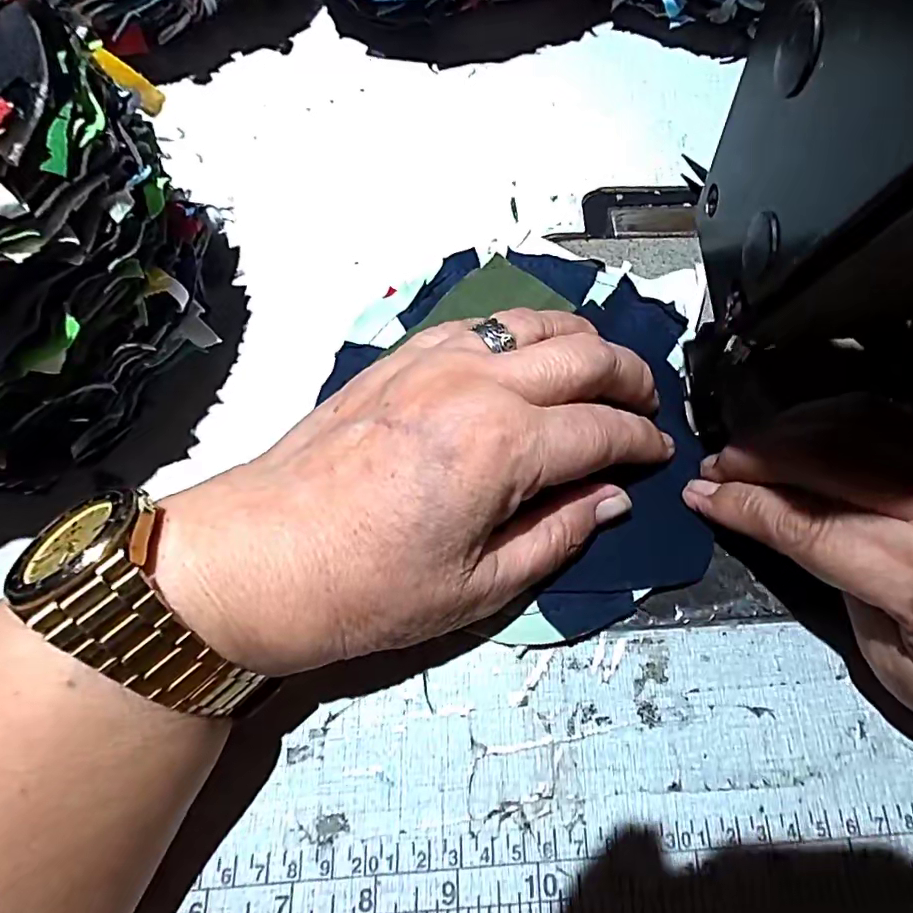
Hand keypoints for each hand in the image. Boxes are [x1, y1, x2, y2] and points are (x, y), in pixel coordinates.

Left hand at [151, 309, 673, 676]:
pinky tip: (532, 356)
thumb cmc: (368, 589)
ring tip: (604, 372)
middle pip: (586, 357)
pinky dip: (527, 332)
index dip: (643, 441)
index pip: (603, 429)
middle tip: (649, 405)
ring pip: (539, 324)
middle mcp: (479, 385)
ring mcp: (438, 361)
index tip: (660, 453)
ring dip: (586, 344)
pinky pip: (485, 323)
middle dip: (632, 378)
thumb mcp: (482, 586)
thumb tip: (613, 497)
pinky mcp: (404, 357)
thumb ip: (561, 533)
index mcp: (504, 446)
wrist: (251, 560)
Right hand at [681, 397, 912, 819]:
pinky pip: (908, 427)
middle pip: (837, 457)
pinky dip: (849, 422)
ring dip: (801, 426)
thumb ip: (850, 589)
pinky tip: (817, 431)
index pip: (814, 524)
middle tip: (718, 462)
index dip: (748, 505)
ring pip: (870, 424)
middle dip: (764, 454)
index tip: (704, 492)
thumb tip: (798, 531)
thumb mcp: (909, 676)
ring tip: (755, 444)